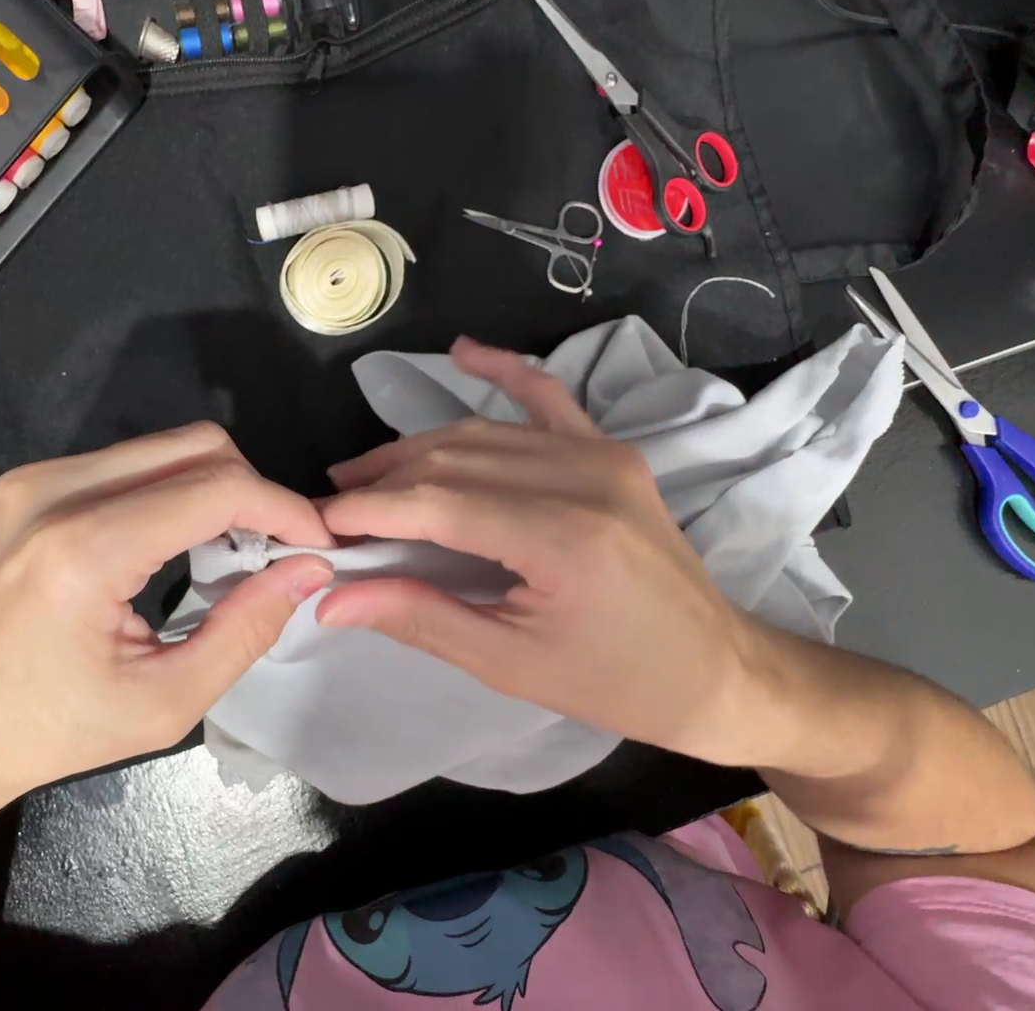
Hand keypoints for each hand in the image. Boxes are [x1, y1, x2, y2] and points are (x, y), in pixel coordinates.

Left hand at [0, 423, 333, 862]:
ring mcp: (31, 481)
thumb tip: (307, 569)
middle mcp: (52, 492)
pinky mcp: (25, 485)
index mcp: (83, 549)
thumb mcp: (165, 702)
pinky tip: (180, 541)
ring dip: (215, 487)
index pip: (216, 488)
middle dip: (253, 490)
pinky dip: (173, 489)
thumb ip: (246, 629)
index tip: (316, 544)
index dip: (283, 508)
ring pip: (163, 446)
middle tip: (276, 548)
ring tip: (234, 549)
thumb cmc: (51, 733)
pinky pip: (126, 462)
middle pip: (195, 445)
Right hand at [316, 337, 772, 767]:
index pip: (436, 503)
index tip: (315, 523)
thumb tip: (332, 598)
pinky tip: (463, 351)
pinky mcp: (612, 450)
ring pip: (482, 432)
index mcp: (561, 538)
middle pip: (451, 459)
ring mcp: (602, 454)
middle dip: (381, 481)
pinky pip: (548, 398)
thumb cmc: (619, 684)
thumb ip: (420, 618)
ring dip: (416, 449)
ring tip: (361, 474)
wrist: (719, 670)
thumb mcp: (512, 664)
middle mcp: (583, 476)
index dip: (367, 510)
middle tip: (330, 506)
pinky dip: (504, 371)